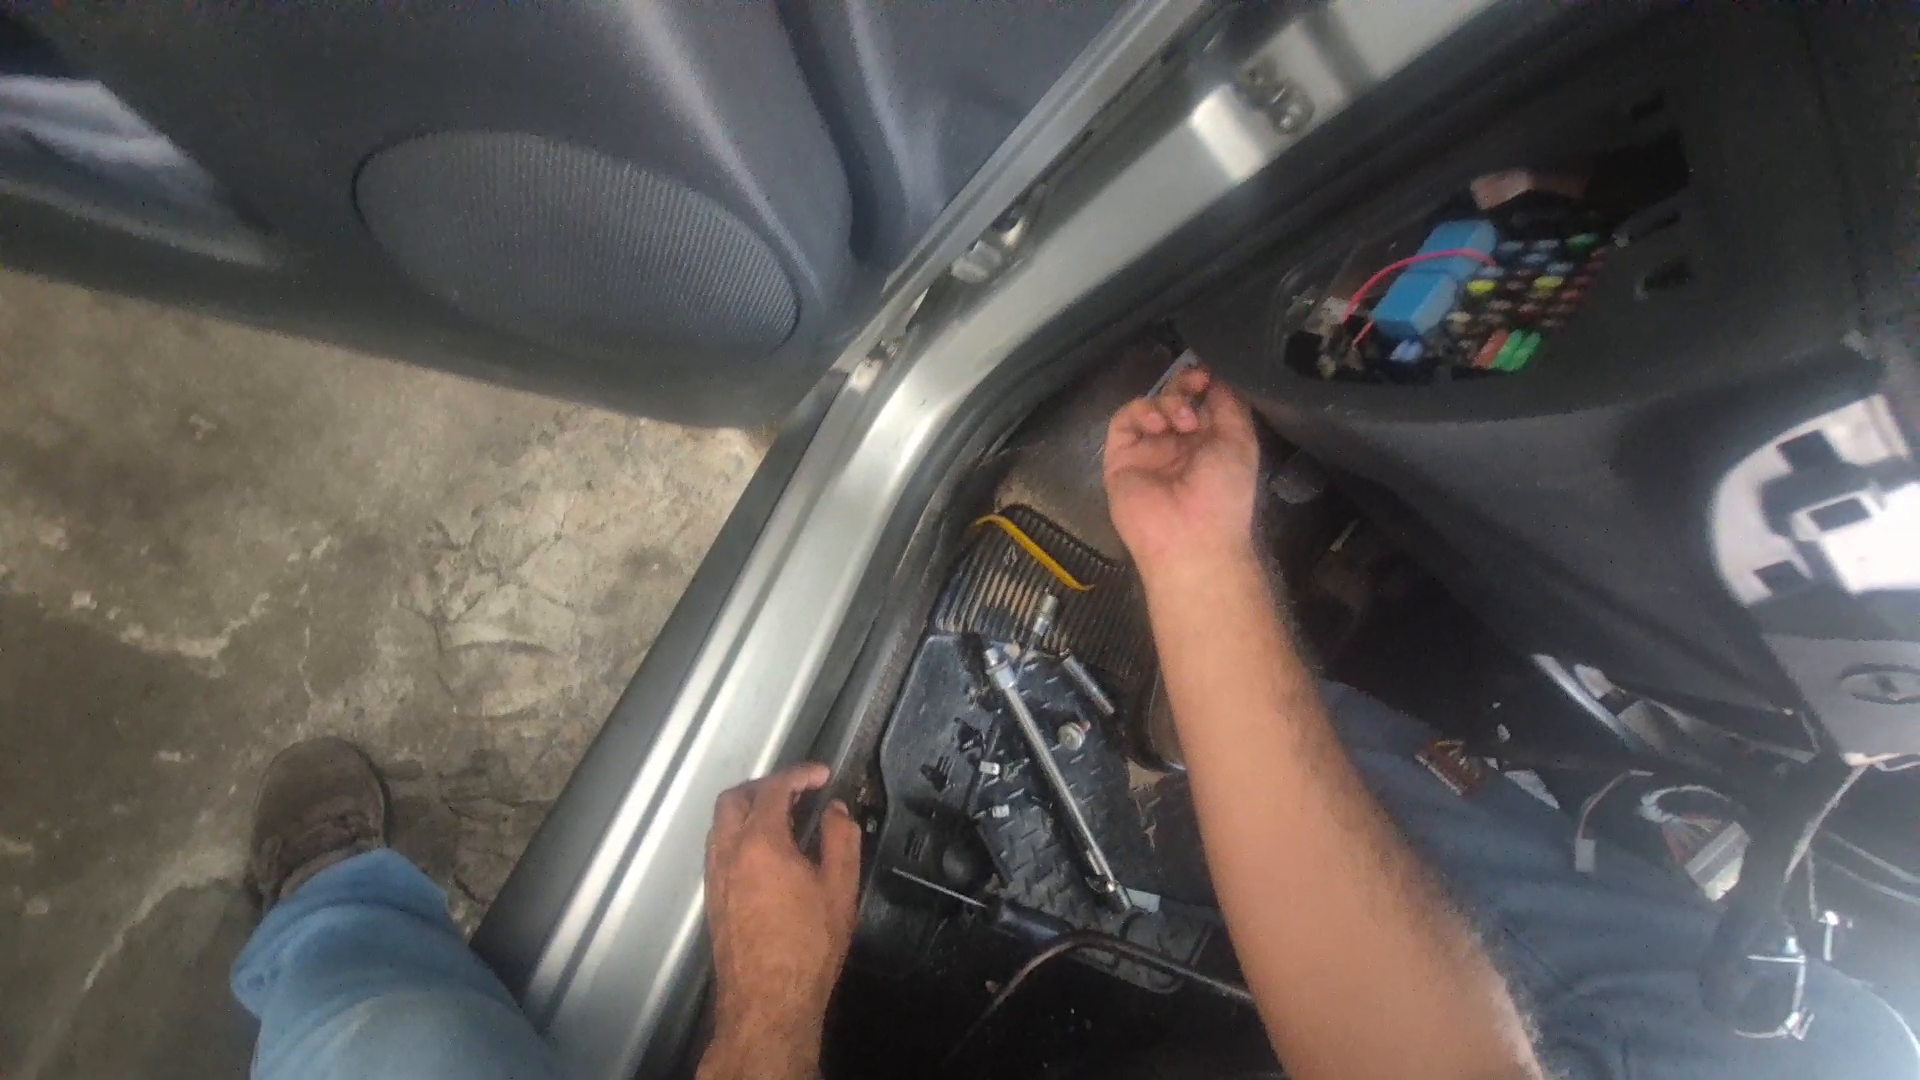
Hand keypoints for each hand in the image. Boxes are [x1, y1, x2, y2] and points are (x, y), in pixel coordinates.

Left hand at [700, 763, 861, 1079]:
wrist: (768, 1006)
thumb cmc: (808, 945)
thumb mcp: (840, 887)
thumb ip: (841, 838)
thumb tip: (837, 811)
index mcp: (760, 843)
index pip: (775, 788)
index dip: (800, 774)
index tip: (824, 775)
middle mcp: (728, 854)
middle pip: (734, 798)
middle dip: (766, 785)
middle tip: (798, 790)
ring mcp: (716, 878)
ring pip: (721, 824)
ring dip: (749, 809)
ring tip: (784, 818)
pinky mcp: (713, 901)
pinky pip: (719, 849)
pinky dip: (741, 834)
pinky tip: (768, 852)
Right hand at [1103, 365, 1260, 573]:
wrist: (1191, 536)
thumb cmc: (1223, 492)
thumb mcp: (1240, 441)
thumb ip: (1230, 404)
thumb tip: (1217, 376)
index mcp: (1208, 442)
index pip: (1200, 400)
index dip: (1202, 382)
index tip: (1207, 375)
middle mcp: (1177, 444)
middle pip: (1174, 398)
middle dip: (1184, 386)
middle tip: (1194, 389)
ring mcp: (1147, 451)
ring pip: (1150, 406)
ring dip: (1167, 402)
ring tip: (1181, 421)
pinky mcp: (1121, 458)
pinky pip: (1124, 422)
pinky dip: (1140, 412)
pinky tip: (1157, 424)